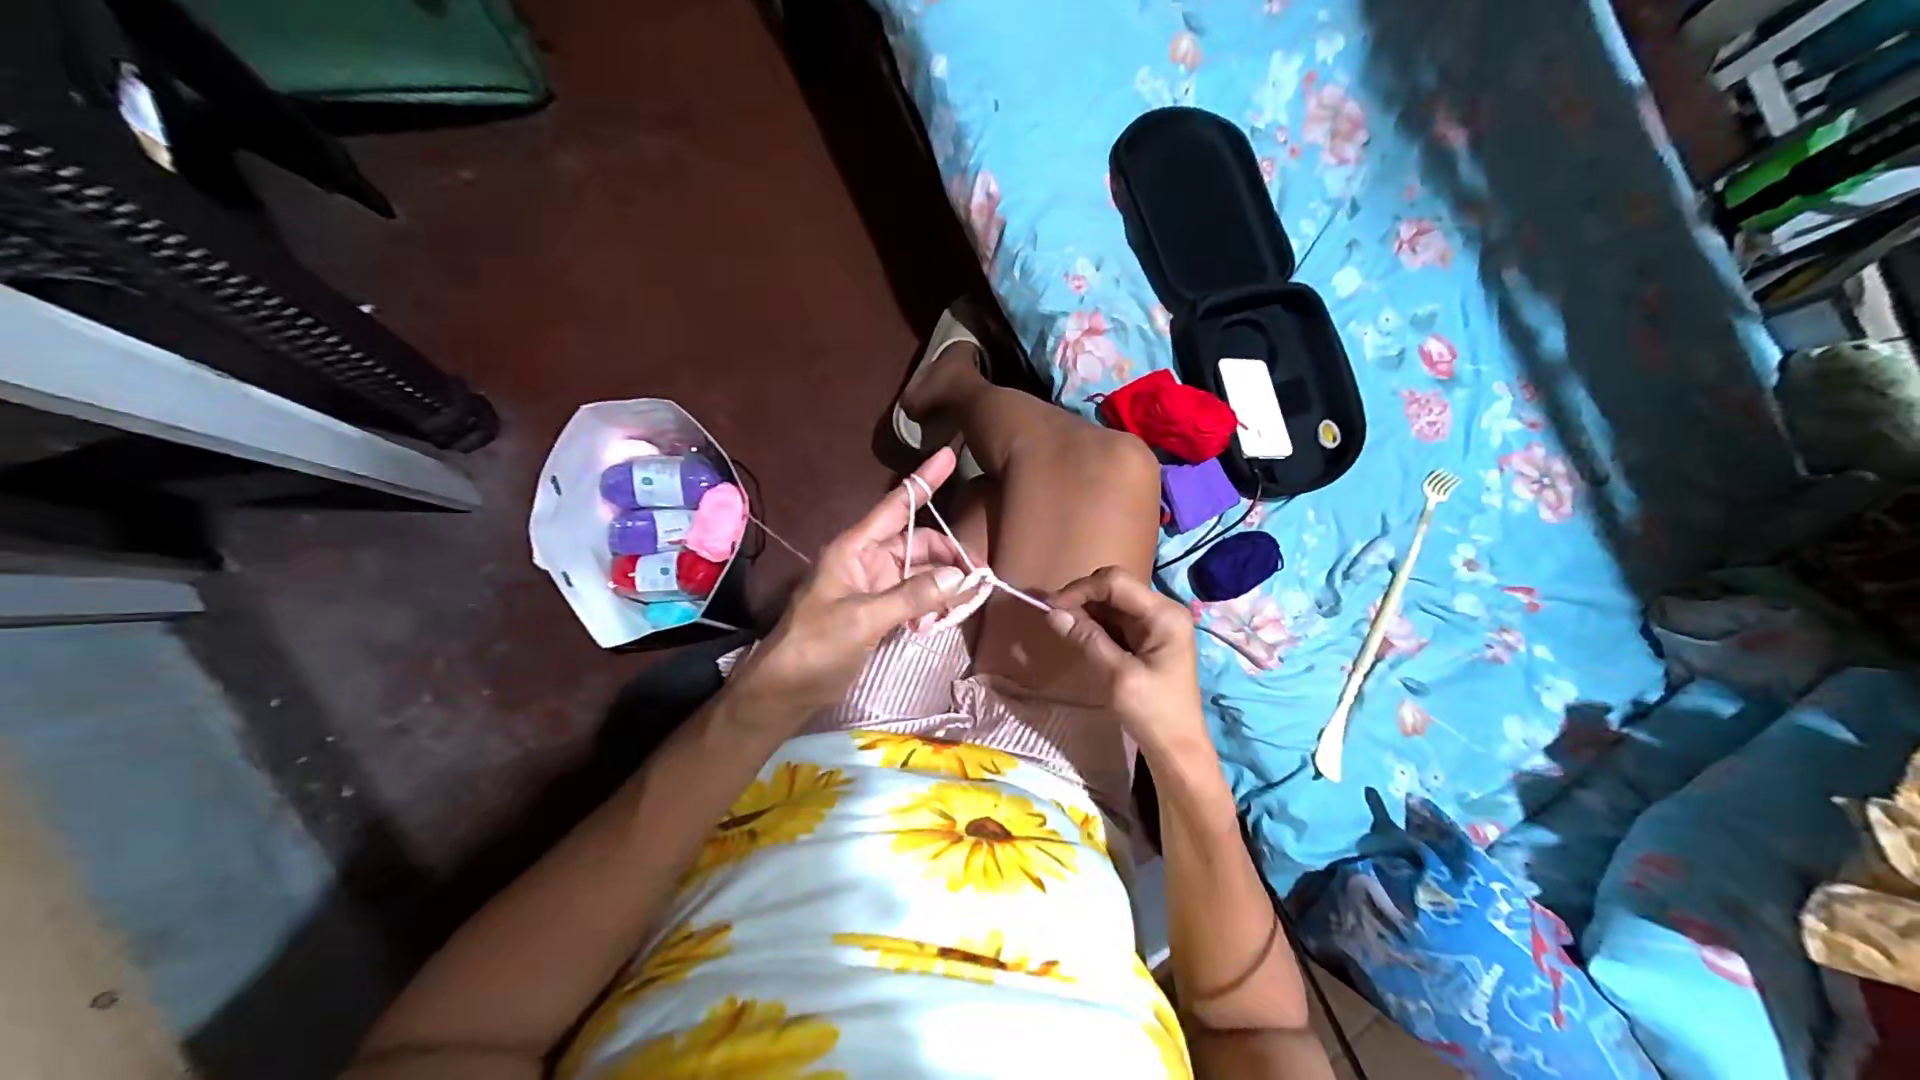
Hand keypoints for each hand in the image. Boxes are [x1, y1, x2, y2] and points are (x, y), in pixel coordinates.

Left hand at [734, 447, 978, 714]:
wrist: (785, 691)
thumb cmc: (815, 646)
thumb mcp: (863, 619)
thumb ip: (912, 596)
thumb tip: (960, 577)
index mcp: (854, 549)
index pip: (896, 506)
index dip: (924, 481)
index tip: (951, 455)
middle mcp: (865, 561)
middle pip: (917, 543)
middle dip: (948, 555)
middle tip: (977, 577)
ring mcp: (872, 587)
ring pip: (919, 572)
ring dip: (941, 585)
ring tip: (958, 606)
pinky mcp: (877, 612)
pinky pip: (913, 597)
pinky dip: (928, 606)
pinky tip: (934, 624)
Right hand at [1043, 566, 1210, 756]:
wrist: (1177, 748)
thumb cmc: (1153, 713)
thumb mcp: (1117, 677)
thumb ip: (1087, 640)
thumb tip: (1052, 612)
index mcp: (1164, 615)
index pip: (1116, 582)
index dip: (1081, 589)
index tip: (1052, 607)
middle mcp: (1162, 611)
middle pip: (1114, 588)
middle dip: (1082, 598)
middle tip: (1055, 617)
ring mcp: (1155, 624)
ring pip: (1111, 603)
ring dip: (1086, 611)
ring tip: (1063, 627)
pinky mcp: (1145, 639)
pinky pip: (1114, 620)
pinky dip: (1094, 624)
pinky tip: (1079, 636)